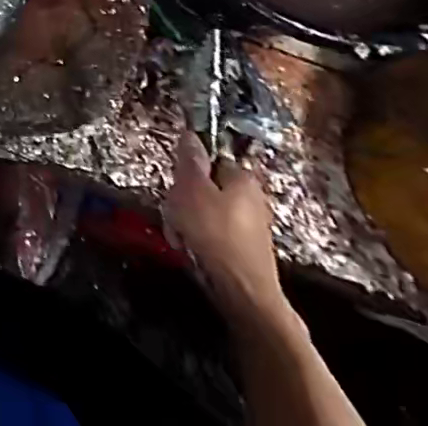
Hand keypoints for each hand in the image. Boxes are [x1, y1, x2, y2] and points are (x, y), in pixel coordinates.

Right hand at [162, 132, 285, 321]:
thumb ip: (189, 159)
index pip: (209, 160)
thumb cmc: (214, 233)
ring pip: (204, 213)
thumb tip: (190, 134)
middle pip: (204, 187)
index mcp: (243, 178)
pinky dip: (197, 241)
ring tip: (181, 237)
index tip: (176, 185)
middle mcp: (252, 199)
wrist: (241, 293)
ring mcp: (250, 227)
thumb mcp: (191, 188)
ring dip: (185, 222)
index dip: (187, 171)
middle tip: (175, 214)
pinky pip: (212, 235)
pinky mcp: (244, 251)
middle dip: (183, 200)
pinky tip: (190, 251)